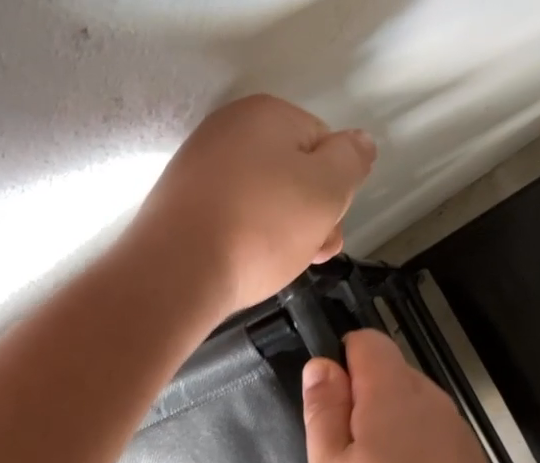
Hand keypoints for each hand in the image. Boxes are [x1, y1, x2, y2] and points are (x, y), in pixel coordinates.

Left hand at [128, 95, 376, 314]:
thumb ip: (352, 161)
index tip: (331, 225)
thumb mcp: (326, 190)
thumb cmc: (261, 228)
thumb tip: (360, 142)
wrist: (179, 271)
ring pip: (266, 199)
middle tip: (311, 251)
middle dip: (312, 215)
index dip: (338, 190)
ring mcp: (203, 165)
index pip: (327, 146)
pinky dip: (249, 239)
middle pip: (295, 173)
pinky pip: (235, 216)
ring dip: (285, 232)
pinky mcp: (185, 203)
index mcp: (269, 114)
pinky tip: (249, 262)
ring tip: (280, 263)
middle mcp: (231, 129)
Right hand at [304, 330, 514, 462]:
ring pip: (409, 407)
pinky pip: (429, 435)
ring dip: (387, 430)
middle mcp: (429, 395)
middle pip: (388, 374)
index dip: (340, 363)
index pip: (366, 339)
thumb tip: (320, 365)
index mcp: (392, 389)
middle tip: (346, 455)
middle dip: (361, 401)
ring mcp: (454, 425)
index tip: (329, 408)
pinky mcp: (468, 454)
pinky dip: (412, 451)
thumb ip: (323, 411)